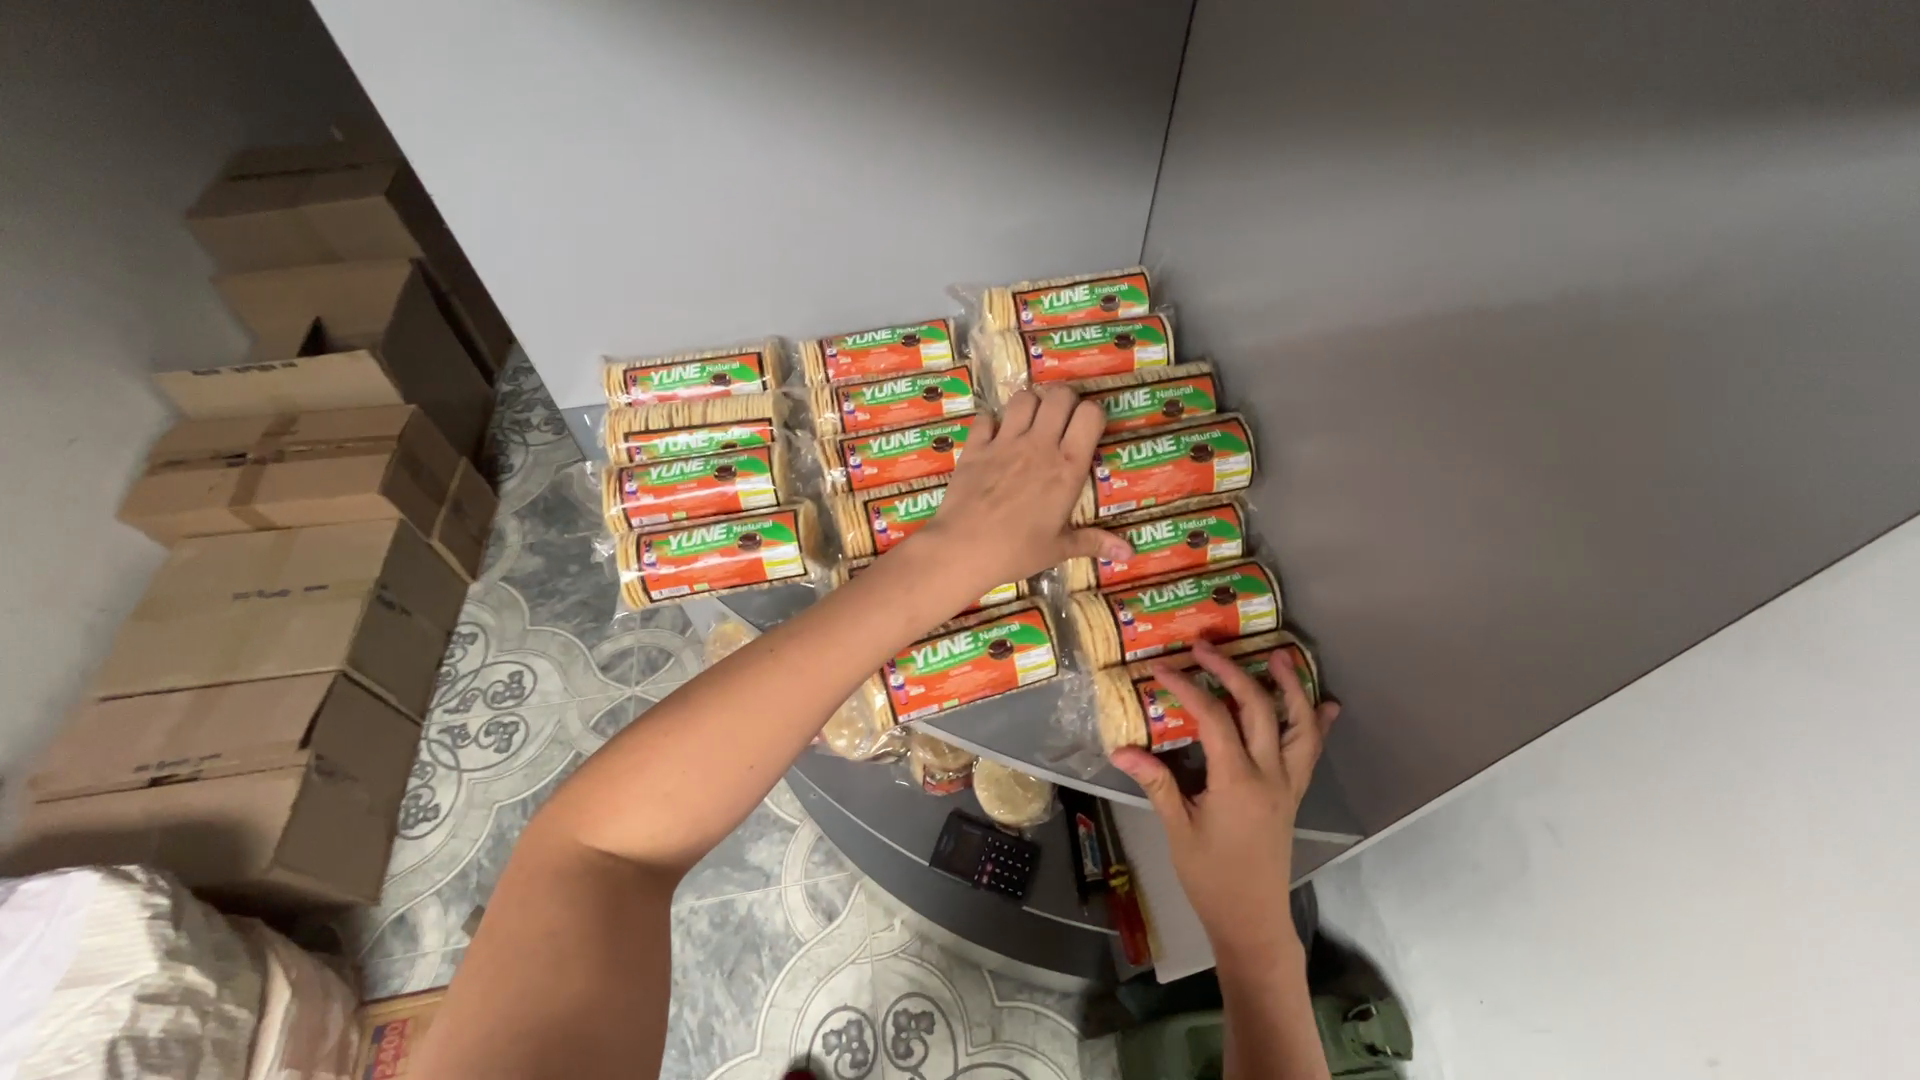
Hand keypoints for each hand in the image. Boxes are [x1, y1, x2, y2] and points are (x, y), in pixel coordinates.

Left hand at [908, 385, 1130, 596]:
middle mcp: (1039, 445)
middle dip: (1065, 401)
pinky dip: (992, 422)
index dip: (1093, 414)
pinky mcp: (975, 447)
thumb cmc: (1017, 551)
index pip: (1091, 415)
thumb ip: (1094, 542)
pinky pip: (986, 418)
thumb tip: (1129, 552)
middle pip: (1060, 395)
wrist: (963, 549)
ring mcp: (1004, 442)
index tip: (1088, 429)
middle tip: (1062, 421)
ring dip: (1031, 404)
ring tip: (1030, 424)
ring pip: (1024, 398)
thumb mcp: (1059, 549)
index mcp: (1067, 467)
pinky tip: (994, 436)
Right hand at [1110, 640, 1339, 962]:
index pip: (1213, 718)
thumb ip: (1156, 783)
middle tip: (1206, 647)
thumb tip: (1121, 749)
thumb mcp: (1177, 829)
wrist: (1252, 918)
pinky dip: (1318, 724)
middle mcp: (1270, 774)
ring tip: (1280, 656)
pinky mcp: (1294, 794)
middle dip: (1232, 671)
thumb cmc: (1211, 876)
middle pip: (1258, 708)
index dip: (1187, 687)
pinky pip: (1312, 752)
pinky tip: (1326, 705)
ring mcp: (1288, 783)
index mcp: (1238, 780)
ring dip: (1291, 687)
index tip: (1162, 667)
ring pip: (1300, 725)